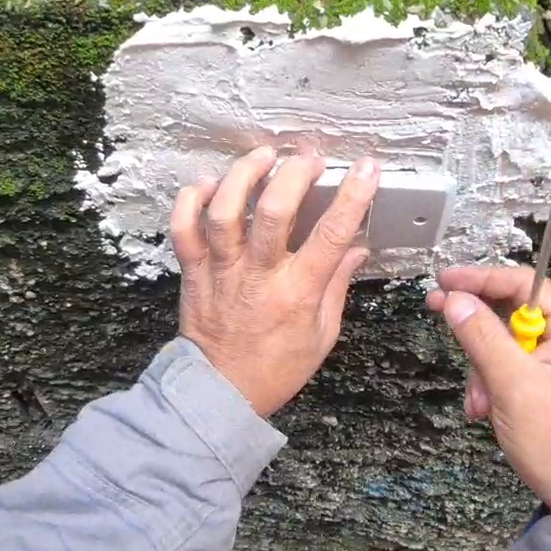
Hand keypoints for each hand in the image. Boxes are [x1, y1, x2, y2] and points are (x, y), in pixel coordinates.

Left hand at [172, 147, 379, 416]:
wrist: (219, 394)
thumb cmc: (275, 368)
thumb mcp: (321, 335)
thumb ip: (336, 286)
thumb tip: (355, 248)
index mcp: (297, 293)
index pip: (331, 236)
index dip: (352, 196)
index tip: (367, 169)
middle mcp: (258, 276)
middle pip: (273, 212)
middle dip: (294, 174)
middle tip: (309, 158)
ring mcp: (221, 271)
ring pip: (224, 212)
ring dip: (242, 175)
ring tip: (262, 156)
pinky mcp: (193, 272)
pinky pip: (183, 229)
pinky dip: (189, 200)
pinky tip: (208, 183)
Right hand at [424, 266, 550, 510]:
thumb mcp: (514, 385)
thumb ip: (482, 337)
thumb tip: (453, 298)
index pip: (525, 284)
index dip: (481, 279)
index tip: (444, 281)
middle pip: (511, 312)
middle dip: (477, 332)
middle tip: (438, 315)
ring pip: (504, 342)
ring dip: (481, 368)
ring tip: (479, 402)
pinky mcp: (548, 383)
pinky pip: (509, 367)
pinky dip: (490, 383)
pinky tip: (484, 408)